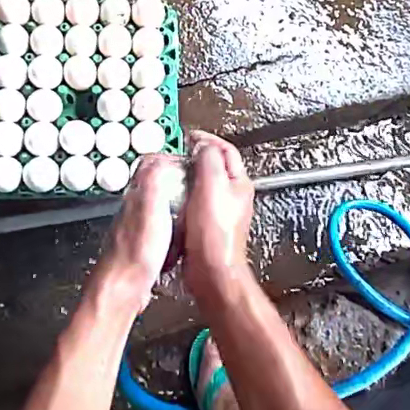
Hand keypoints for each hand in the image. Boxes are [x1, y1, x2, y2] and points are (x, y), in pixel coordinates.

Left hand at [87, 154, 184, 316]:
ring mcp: (134, 231)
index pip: (149, 166)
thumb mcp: (152, 206)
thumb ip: (155, 180)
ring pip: (156, 212)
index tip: (187, 164)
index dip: (169, 161)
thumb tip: (163, 158)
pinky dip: (170, 237)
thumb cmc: (136, 253)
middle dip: (174, 186)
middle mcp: (132, 211)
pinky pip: (159, 236)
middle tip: (192, 188)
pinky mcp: (139, 251)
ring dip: (173, 212)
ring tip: (190, 215)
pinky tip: (178, 245)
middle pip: (153, 188)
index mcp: (137, 196)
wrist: (121, 290)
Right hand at [182, 131, 255, 298]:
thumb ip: (209, 160)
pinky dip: (182, 198)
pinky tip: (171, 200)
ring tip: (172, 174)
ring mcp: (220, 211)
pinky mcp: (206, 225)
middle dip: (195, 157)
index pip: (225, 150)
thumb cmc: (215, 236)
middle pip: (213, 166)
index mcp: (238, 183)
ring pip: (202, 185)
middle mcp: (232, 196)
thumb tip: (202, 145)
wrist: (212, 272)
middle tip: (177, 154)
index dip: (206, 139)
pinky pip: (194, 203)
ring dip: (187, 178)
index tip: (188, 137)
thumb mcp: (211, 186)